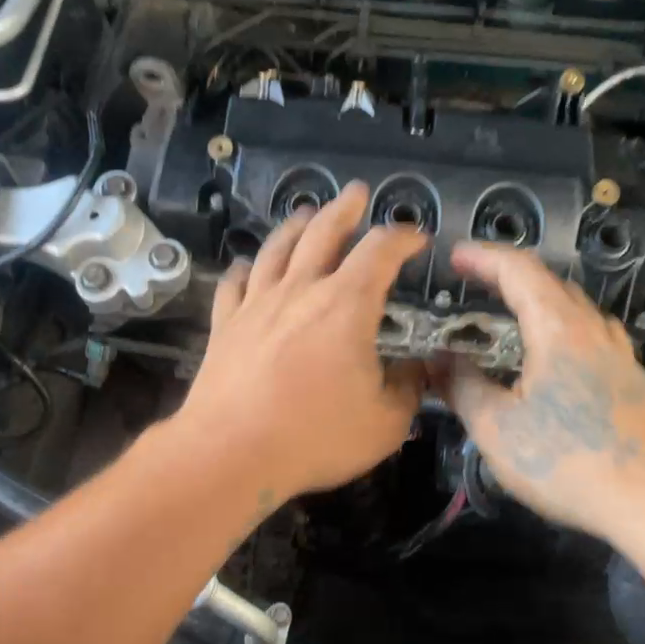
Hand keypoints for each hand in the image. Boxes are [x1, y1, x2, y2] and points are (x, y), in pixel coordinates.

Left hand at [169, 181, 428, 501]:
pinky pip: (234, 283)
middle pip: (322, 233)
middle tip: (355, 193)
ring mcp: (257, 303)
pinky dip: (244, 269)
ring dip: (294, 227)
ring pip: (276, 250)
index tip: (416, 238)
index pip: (380, 252)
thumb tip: (419, 371)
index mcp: (346, 304)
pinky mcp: (225, 323)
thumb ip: (408, 390)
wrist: (232, 449)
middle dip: (344, 210)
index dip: (401, 238)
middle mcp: (300, 290)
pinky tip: (245, 265)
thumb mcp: (385, 422)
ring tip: (305, 214)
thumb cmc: (316, 434)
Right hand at [438, 243, 644, 540]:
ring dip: (541, 304)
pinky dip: (562, 333)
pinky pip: (593, 341)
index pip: (518, 270)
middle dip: (510, 276)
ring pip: (578, 312)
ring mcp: (624, 358)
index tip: (454, 255)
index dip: (483, 257)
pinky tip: (556, 366)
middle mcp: (594, 332)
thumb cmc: (573, 463)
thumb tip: (437, 360)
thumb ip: (463, 388)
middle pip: (552, 284)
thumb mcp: (498, 430)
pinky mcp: (639, 386)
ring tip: (513, 320)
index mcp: (558, 329)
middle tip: (476, 285)